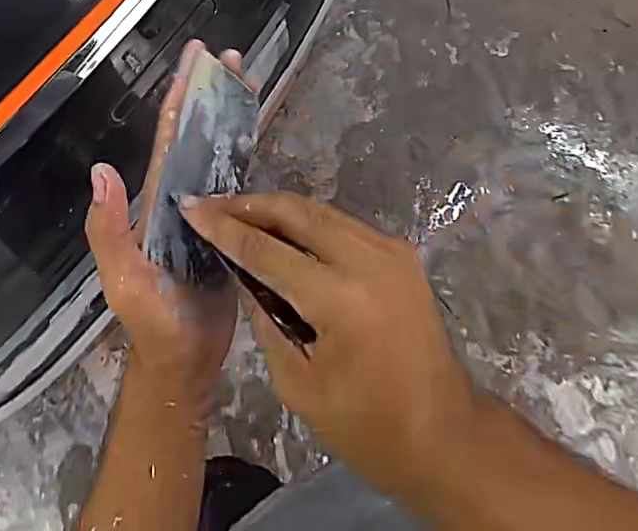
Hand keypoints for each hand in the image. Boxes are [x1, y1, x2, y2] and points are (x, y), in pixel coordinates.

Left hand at [83, 42, 251, 404]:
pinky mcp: (230, 222)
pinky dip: (247, 146)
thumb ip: (107, 229)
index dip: (179, 93)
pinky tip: (259, 128)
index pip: (169, 134)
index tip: (195, 56)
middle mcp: (181, 191)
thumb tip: (102, 169)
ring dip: (231, 111)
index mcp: (156, 196)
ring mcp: (207, 205)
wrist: (184, 358)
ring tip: (249, 77)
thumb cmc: (151, 321)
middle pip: (196, 129)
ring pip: (219, 146)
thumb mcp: (122, 278)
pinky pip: (238, 176)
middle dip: (209, 89)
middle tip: (230, 54)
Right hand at [178, 192, 478, 499]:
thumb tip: (245, 275)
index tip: (191, 207)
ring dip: (277, 210)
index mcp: (340, 297)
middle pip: (295, 212)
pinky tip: (283, 231)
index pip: (267, 249)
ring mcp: (389, 249)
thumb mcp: (300, 384)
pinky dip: (307, 223)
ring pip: (320, 211)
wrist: (446, 433)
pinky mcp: (400, 251)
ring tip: (238, 212)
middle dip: (248, 205)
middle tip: (211, 204)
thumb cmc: (368, 426)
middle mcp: (367, 258)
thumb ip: (266, 319)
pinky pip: (342, 224)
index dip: (224, 227)